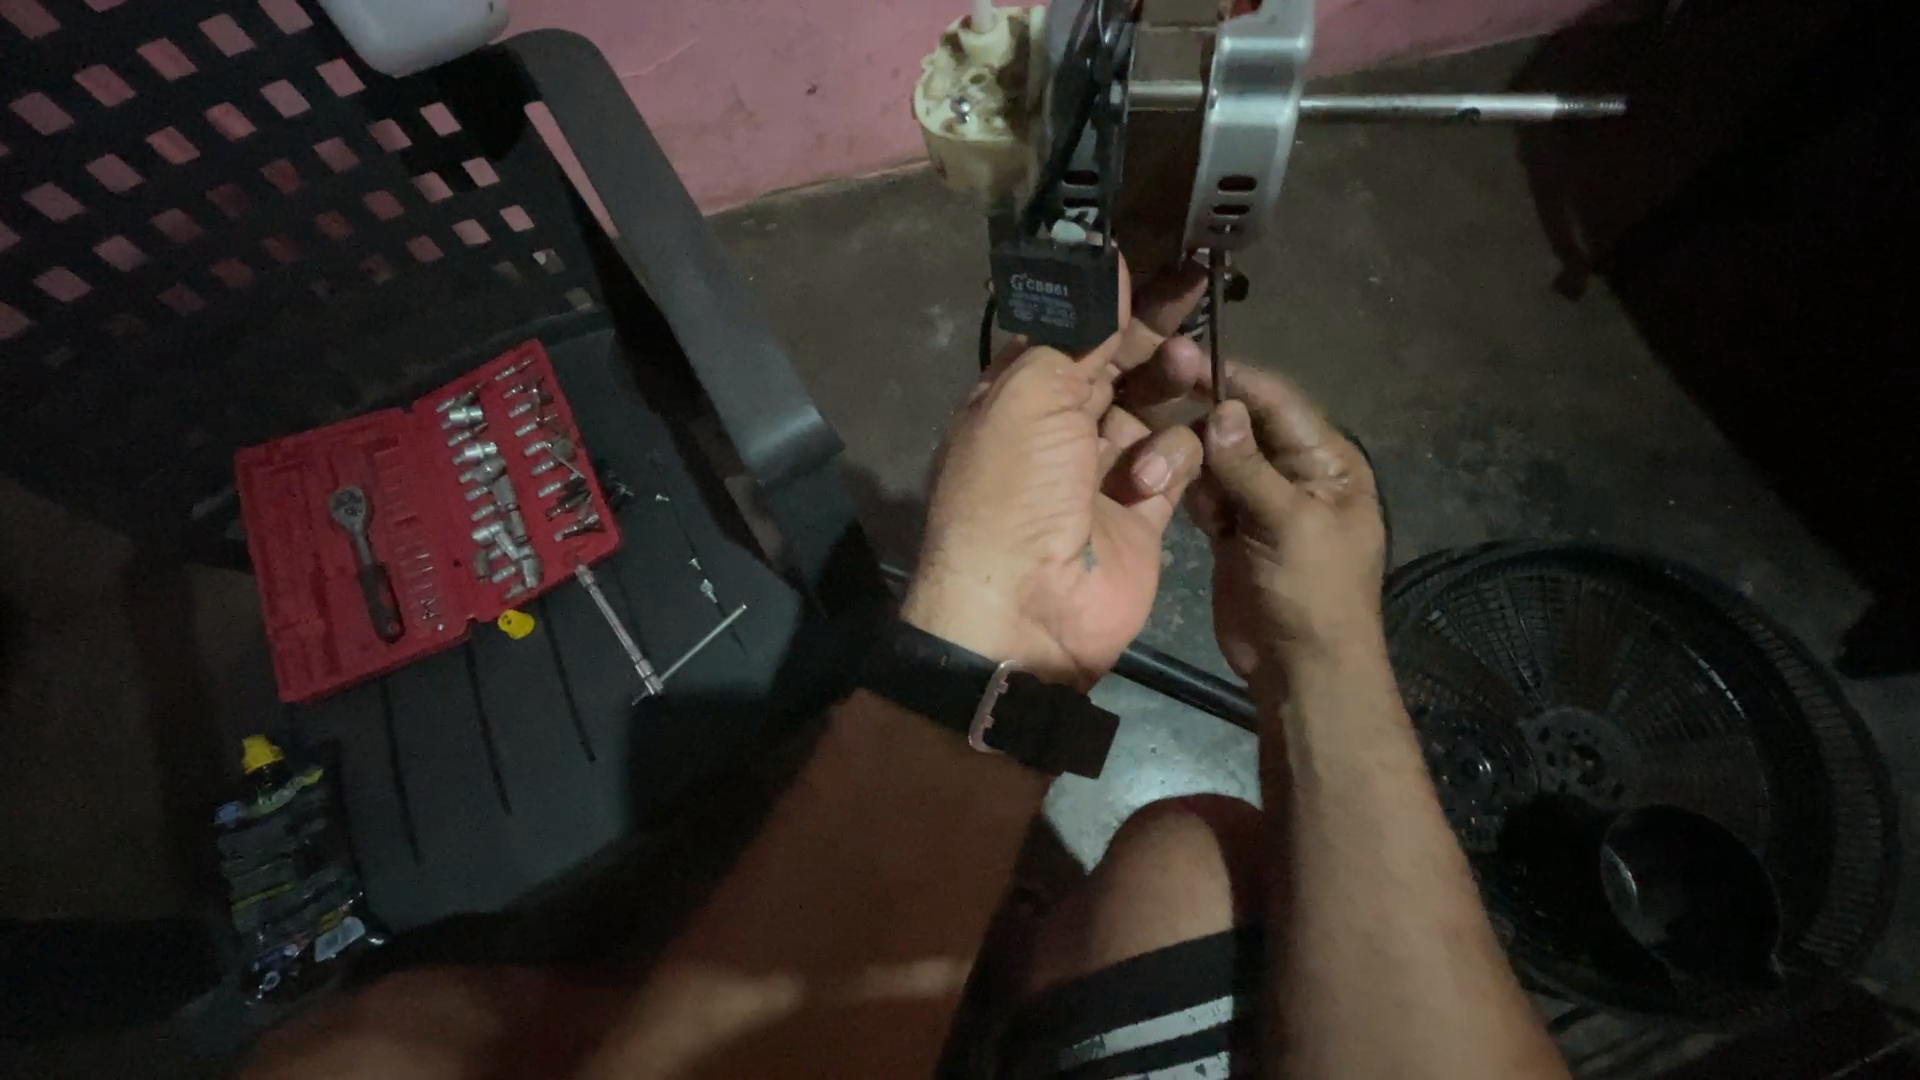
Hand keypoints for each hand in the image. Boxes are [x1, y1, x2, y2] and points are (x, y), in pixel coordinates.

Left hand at [902, 263, 1209, 688]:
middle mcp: (1057, 430)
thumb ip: (1072, 333)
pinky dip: (1174, 458)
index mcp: (1018, 397)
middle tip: (1195, 305)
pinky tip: (1153, 475)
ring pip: (1152, 410)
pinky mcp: (1142, 512)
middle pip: (1117, 367)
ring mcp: (1101, 473)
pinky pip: (1174, 463)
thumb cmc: (1015, 488)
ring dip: (1170, 389)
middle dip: (1154, 337)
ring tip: (1189, 375)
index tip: (1164, 271)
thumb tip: (1105, 268)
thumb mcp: (1027, 394)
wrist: (1026, 607)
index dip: (1115, 303)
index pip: (1072, 335)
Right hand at [1189, 363, 1386, 694]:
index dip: (1238, 382)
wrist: (1300, 666)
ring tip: (1153, 437)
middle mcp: (1295, 474)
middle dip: (1207, 415)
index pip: (1280, 406)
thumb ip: (1251, 468)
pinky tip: (1165, 477)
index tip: (1188, 359)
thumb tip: (1223, 410)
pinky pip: (1207, 493)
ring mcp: (1260, 503)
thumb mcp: (1289, 524)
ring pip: (1220, 460)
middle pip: (1245, 429)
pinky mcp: (1232, 530)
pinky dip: (1189, 486)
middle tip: (1156, 390)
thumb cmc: (1311, 591)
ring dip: (1192, 453)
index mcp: (1327, 463)